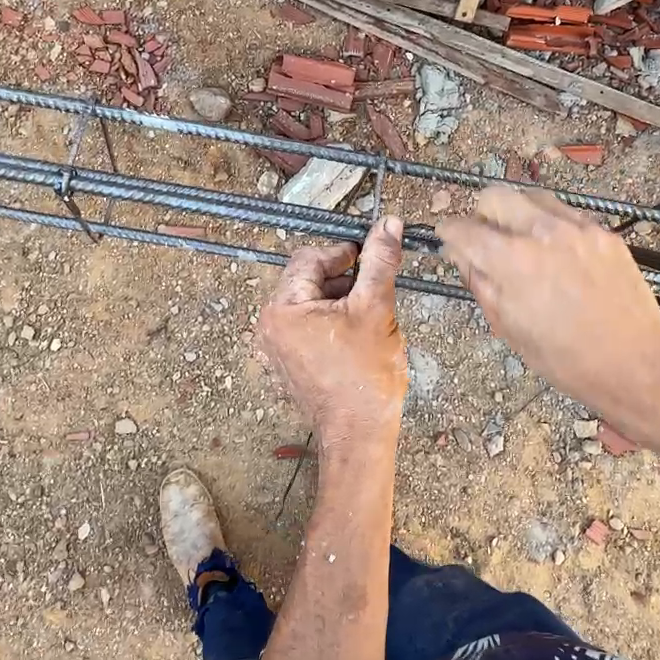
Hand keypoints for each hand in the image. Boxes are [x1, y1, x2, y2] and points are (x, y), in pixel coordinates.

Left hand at [258, 217, 407, 445]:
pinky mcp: (290, 362)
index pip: (309, 258)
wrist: (359, 434)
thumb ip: (379, 261)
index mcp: (282, 308)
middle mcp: (270, 325)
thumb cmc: (364, 375)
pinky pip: (310, 327)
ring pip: (313, 302)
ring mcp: (278, 346)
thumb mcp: (375, 307)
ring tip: (369, 316)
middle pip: (309, 279)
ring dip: (341, 300)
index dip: (342, 254)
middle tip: (373, 290)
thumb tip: (389, 224)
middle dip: (344, 280)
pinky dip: (333, 322)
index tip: (370, 256)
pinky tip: (358, 336)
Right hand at [438, 187, 659, 423]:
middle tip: (485, 237)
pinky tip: (557, 254)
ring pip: (530, 197)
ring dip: (517, 213)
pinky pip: (565, 214)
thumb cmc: (566, 358)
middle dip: (481, 213)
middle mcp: (541, 233)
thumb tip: (462, 254)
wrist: (636, 362)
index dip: (449, 233)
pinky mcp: (602, 233)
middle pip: (494, 195)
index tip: (449, 239)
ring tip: (523, 242)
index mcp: (511, 261)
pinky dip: (551, 226)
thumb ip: (480, 282)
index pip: (463, 228)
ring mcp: (576, 228)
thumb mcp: (508, 327)